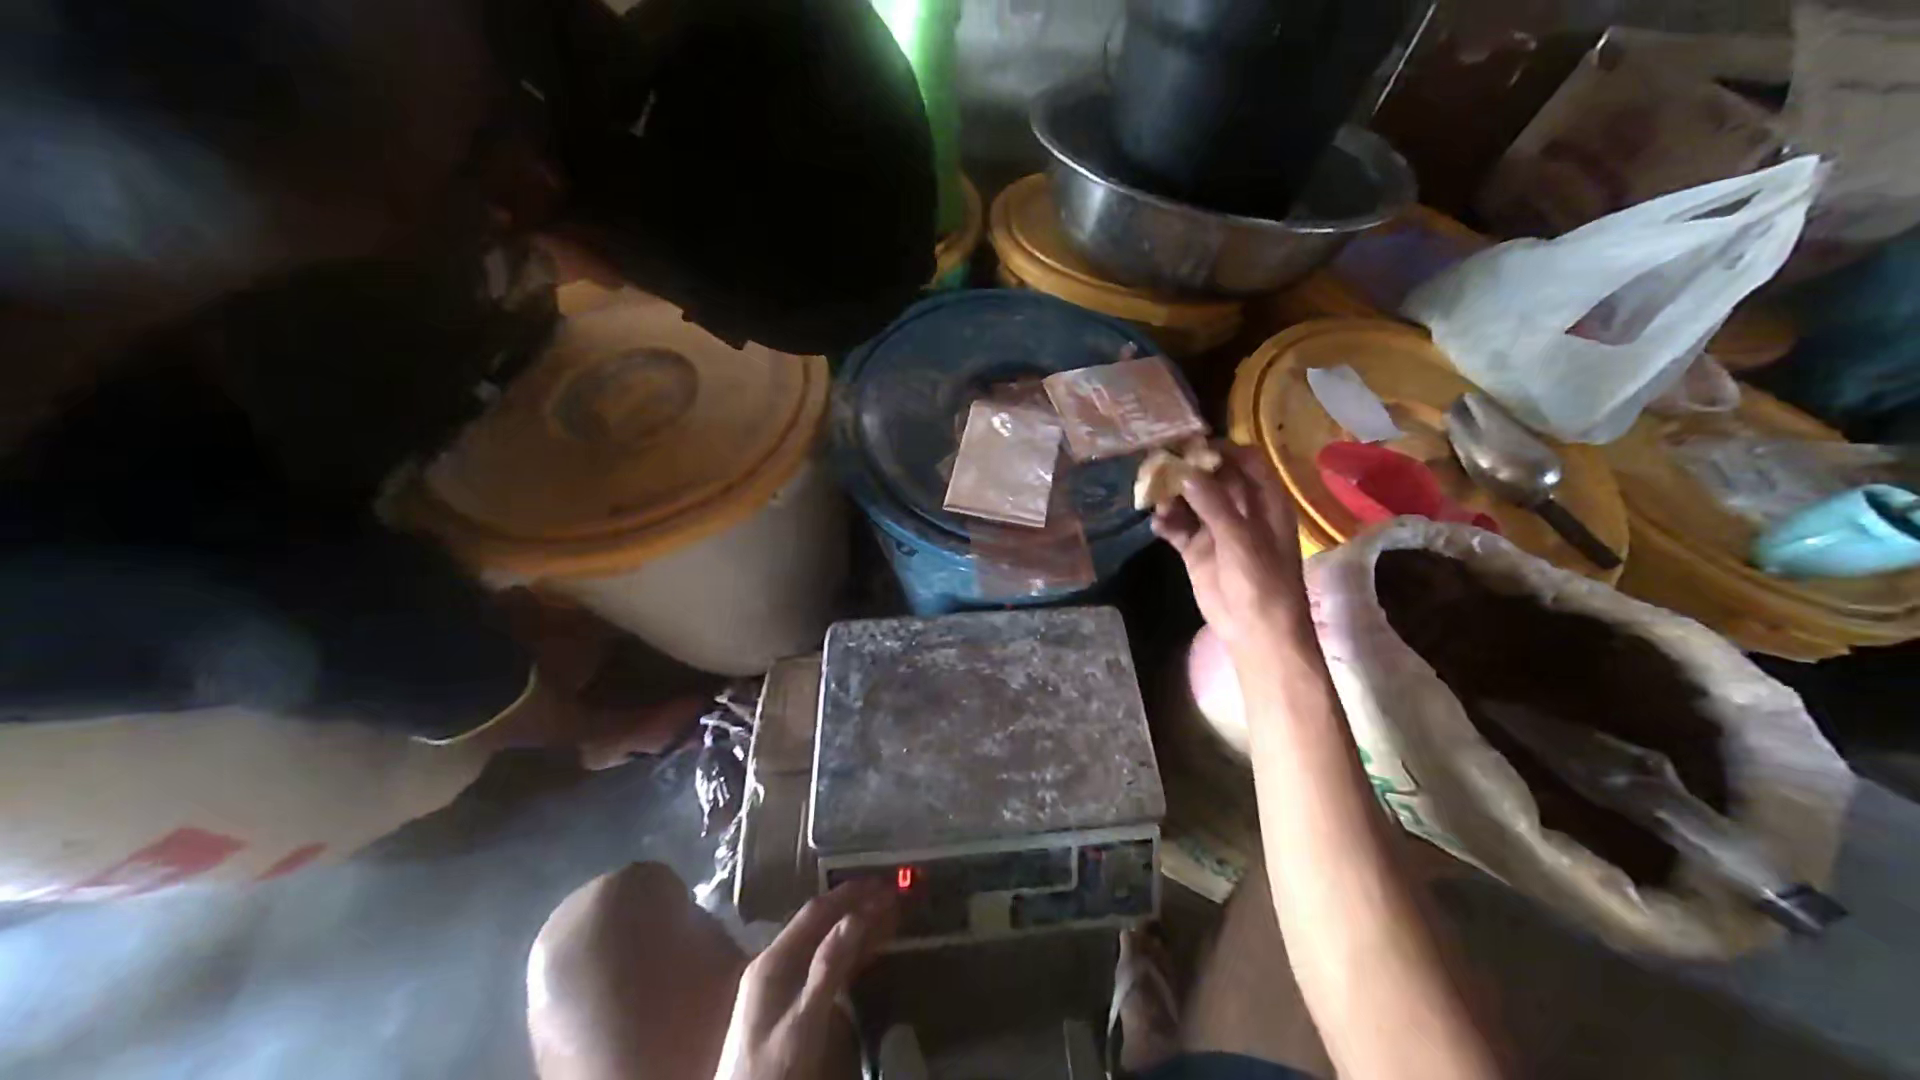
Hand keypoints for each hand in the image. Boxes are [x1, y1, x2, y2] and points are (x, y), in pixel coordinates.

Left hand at [715, 881, 897, 1079]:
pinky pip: (825, 969)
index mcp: (773, 962)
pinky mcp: (790, 1011)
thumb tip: (856, 916)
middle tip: (895, 895)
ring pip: (825, 946)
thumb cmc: (772, 1075)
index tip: (884, 883)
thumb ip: (828, 968)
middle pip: (821, 925)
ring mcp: (781, 989)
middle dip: (857, 907)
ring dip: (857, 929)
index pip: (816, 913)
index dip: (850, 894)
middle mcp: (775, 967)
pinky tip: (869, 953)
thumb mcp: (803, 1024)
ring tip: (891, 916)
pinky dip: (850, 956)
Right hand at [1152, 444, 1309, 658]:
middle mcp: (1240, 510)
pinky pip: (1178, 527)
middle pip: (1212, 477)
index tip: (1189, 444)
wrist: (1256, 631)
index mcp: (1264, 502)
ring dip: (1172, 497)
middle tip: (1159, 464)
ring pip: (1190, 501)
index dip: (1220, 449)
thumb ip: (1215, 503)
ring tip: (1154, 499)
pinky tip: (1157, 524)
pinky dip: (1166, 522)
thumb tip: (1185, 470)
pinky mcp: (1196, 550)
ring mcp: (1216, 530)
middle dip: (1187, 470)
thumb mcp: (1241, 538)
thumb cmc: (1262, 582)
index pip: (1245, 461)